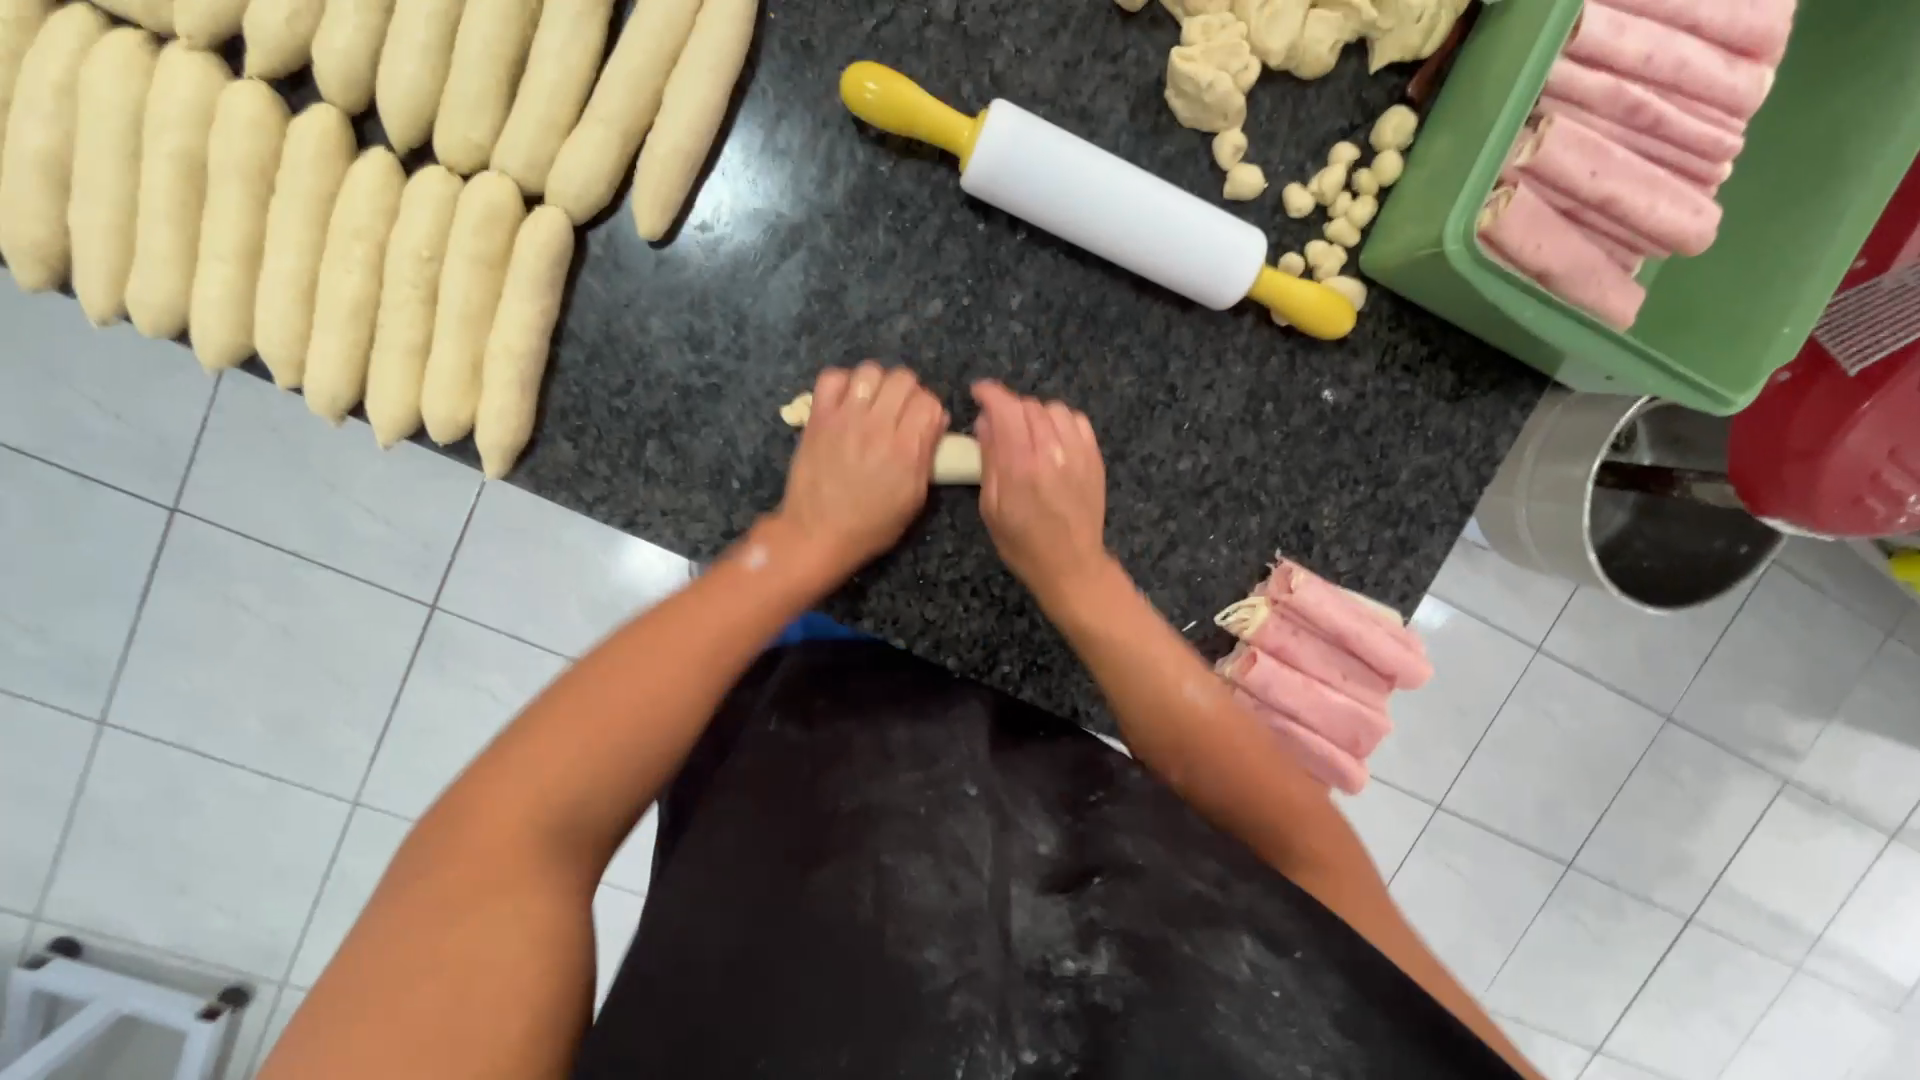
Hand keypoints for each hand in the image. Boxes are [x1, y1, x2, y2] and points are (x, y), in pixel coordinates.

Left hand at [776, 363, 947, 574]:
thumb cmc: (871, 525)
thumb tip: (936, 421)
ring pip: (870, 370)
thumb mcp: (914, 499)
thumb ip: (927, 456)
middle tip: (900, 412)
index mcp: (905, 450)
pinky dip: (843, 383)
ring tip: (874, 404)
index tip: (923, 424)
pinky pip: (832, 378)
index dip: (930, 411)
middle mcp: (877, 426)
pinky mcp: (818, 417)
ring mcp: (844, 418)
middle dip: (908, 392)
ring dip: (877, 384)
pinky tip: (847, 402)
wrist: (817, 533)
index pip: (929, 402)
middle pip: (903, 378)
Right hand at [972, 380, 1112, 607]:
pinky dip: (1060, 422)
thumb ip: (989, 460)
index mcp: (1020, 466)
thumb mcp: (991, 508)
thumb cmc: (1022, 543)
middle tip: (999, 425)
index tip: (978, 393)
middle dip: (1009, 408)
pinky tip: (1052, 439)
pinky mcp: (1095, 458)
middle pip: (1028, 406)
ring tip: (1027, 433)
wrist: (1071, 565)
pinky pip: (1077, 421)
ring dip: (1035, 414)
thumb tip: (985, 422)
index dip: (990, 393)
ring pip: (1053, 409)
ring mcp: (1078, 453)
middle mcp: (1052, 452)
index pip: (1006, 409)